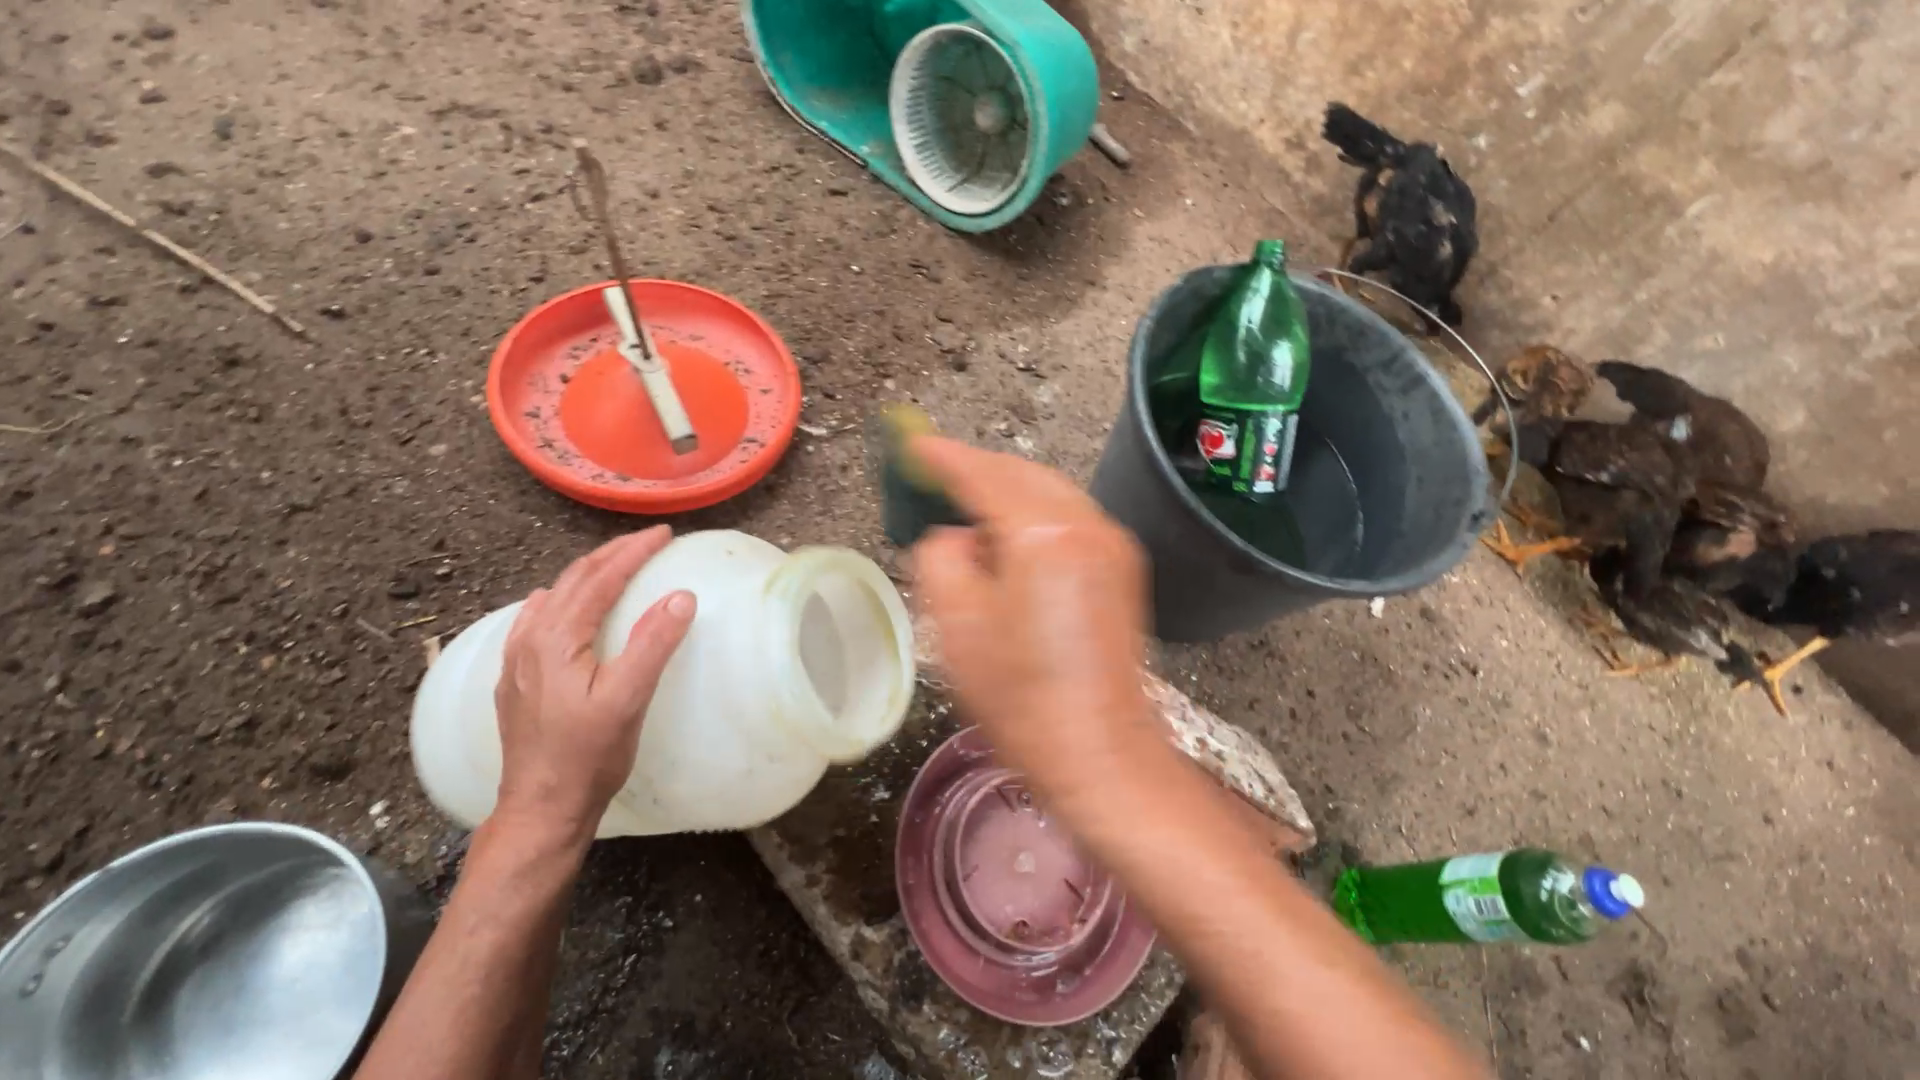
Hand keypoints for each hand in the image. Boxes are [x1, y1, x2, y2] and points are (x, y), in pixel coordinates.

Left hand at [492, 526, 696, 846]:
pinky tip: (559, 606)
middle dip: (612, 555)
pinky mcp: (515, 678)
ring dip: (588, 575)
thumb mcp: (628, 699)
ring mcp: (517, 659)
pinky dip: (561, 600)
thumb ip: (652, 643)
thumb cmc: (589, 755)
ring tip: (617, 566)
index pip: (600, 579)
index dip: (634, 552)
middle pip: (574, 580)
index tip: (665, 534)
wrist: (541, 806)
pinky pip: (537, 620)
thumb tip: (680, 595)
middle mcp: (530, 639)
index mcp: (557, 638)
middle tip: (649, 542)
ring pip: (554, 598)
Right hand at [909, 437, 1164, 803]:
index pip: (984, 476)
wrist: (1100, 753)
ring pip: (1051, 494)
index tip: (913, 444)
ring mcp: (1113, 545)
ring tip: (967, 501)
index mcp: (1042, 535)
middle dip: (978, 469)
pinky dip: (1036, 514)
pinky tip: (1012, 535)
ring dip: (1008, 491)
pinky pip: (1071, 520)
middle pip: (1024, 474)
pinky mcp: (1123, 570)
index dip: (943, 458)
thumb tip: (958, 538)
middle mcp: (1087, 525)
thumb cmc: (1021, 698)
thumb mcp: (956, 626)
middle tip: (935, 471)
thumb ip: (942, 558)